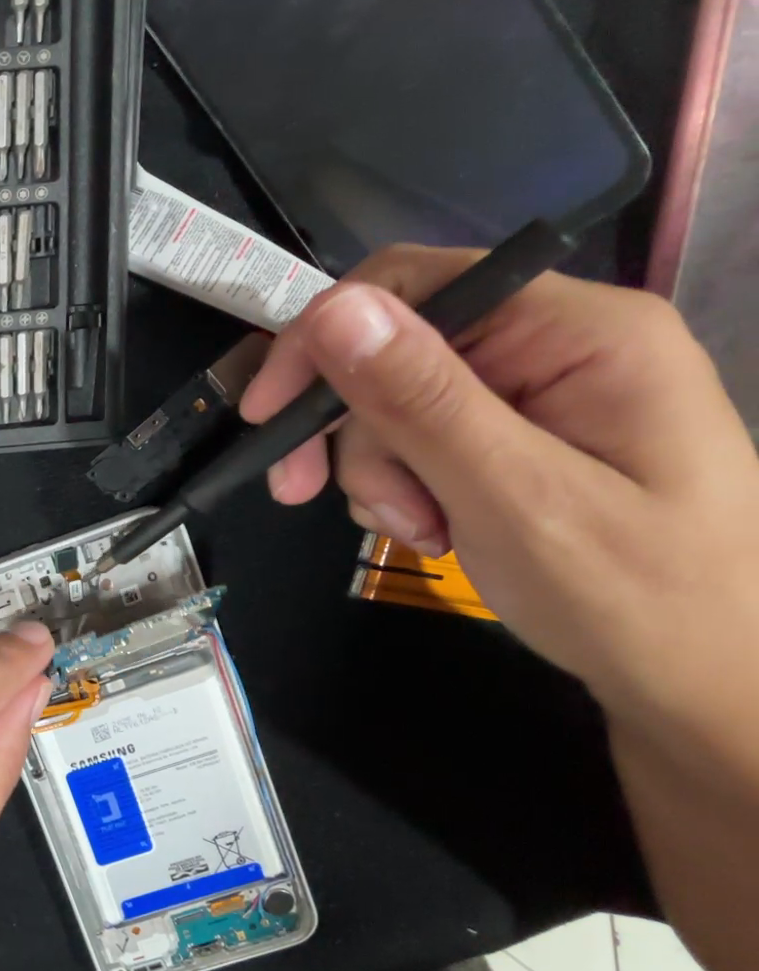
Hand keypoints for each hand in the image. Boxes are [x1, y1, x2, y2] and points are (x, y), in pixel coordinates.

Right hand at [239, 245, 758, 715]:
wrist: (704, 683)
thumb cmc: (634, 596)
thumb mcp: (514, 496)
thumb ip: (422, 399)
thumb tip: (332, 309)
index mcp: (577, 329)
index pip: (410, 287)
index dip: (321, 341)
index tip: (266, 418)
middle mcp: (553, 341)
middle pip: (388, 351)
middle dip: (350, 431)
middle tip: (308, 498)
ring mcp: (533, 387)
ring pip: (388, 402)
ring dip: (376, 471)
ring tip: (420, 531)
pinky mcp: (512, 432)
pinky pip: (410, 437)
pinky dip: (396, 485)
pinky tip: (429, 527)